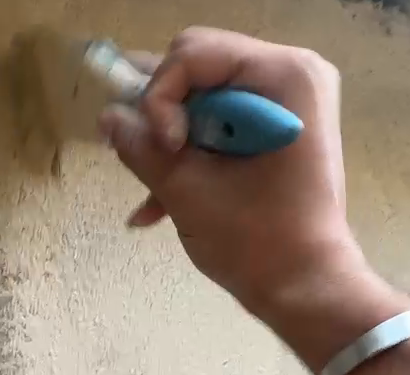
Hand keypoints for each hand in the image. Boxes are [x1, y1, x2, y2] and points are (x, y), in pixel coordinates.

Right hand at [103, 29, 395, 345]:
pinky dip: (189, 161)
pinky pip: (217, 129)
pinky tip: (156, 207)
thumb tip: (107, 118)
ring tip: (148, 197)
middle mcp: (290, 74)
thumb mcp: (188, 193)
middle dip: (160, 118)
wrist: (302, 286)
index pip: (193, 54)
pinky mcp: (274, 132)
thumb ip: (143, 150)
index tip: (163, 151)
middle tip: (143, 162)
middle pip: (196, 70)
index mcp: (282, 76)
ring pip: (201, 103)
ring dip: (168, 146)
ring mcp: (284, 104)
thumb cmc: (255, 241)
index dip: (159, 99)